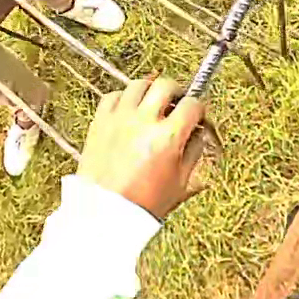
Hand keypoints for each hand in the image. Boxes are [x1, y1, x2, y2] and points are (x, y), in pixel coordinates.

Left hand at [80, 76, 204, 219]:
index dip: (199, 108)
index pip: (192, 104)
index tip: (197, 113)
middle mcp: (144, 121)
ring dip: (150, 90)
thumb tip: (198, 134)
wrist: (103, 215)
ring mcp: (120, 118)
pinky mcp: (100, 121)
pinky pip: (114, 95)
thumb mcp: (180, 184)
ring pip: (139, 84)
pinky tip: (129, 109)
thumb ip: (193, 153)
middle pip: (166, 85)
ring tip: (153, 103)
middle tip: (177, 102)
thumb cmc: (141, 205)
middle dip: (176, 91)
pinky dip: (124, 98)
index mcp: (167, 138)